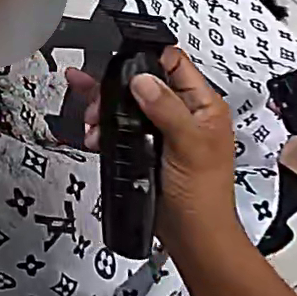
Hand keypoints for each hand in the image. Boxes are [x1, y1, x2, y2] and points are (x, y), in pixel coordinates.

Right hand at [66, 50, 240, 254]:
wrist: (191, 237)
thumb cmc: (204, 197)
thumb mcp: (189, 145)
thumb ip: (167, 109)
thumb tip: (142, 80)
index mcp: (203, 105)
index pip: (175, 63)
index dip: (149, 58)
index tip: (123, 64)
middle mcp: (182, 112)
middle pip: (144, 81)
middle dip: (117, 85)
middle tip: (97, 94)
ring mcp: (162, 129)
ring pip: (128, 102)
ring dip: (106, 106)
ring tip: (92, 116)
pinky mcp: (145, 145)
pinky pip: (121, 125)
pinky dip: (104, 126)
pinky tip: (94, 132)